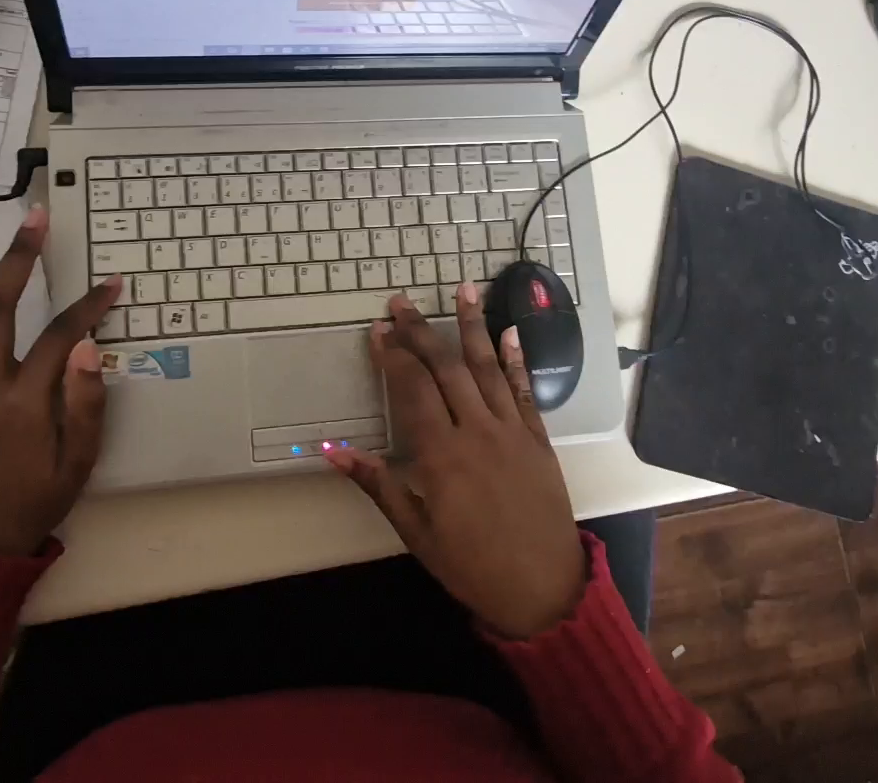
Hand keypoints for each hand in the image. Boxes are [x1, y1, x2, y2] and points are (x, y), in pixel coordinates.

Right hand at [328, 284, 585, 638]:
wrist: (545, 590)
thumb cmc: (471, 566)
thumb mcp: (416, 533)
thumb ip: (378, 486)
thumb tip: (332, 452)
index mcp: (441, 456)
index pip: (412, 391)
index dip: (393, 356)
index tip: (377, 330)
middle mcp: (476, 432)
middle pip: (445, 369)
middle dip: (420, 331)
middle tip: (400, 301)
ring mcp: (512, 431)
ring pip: (487, 368)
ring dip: (472, 326)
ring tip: (462, 288)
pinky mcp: (538, 438)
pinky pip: (524, 390)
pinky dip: (515, 359)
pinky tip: (508, 332)